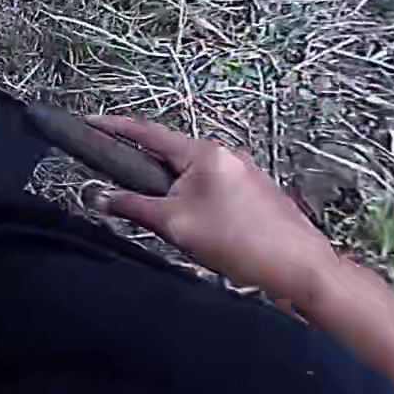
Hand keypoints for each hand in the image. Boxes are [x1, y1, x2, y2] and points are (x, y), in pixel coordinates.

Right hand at [89, 116, 339, 303]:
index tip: (90, 122)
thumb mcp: (175, 224)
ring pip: (189, 172)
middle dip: (143, 167)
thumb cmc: (240, 242)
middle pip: (168, 152)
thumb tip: (102, 198)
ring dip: (169, 187)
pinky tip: (194, 224)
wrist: (302, 270)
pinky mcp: (252, 191)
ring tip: (164, 216)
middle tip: (121, 182)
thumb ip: (133, 206)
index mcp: (203, 153)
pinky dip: (191, 197)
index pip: (147, 132)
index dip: (114, 126)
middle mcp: (223, 153)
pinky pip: (209, 185)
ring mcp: (241, 171)